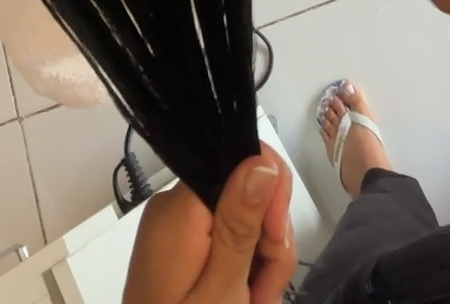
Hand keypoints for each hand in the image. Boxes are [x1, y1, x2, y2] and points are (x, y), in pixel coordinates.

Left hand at [124, 145, 296, 303]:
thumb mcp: (221, 292)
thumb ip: (240, 225)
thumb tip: (261, 159)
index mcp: (180, 209)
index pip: (240, 161)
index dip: (270, 195)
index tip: (275, 242)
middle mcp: (174, 207)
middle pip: (245, 193)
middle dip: (269, 241)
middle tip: (264, 295)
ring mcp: (175, 229)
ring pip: (242, 221)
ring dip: (261, 264)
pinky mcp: (178, 248)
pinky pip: (224, 240)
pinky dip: (243, 270)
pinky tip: (244, 300)